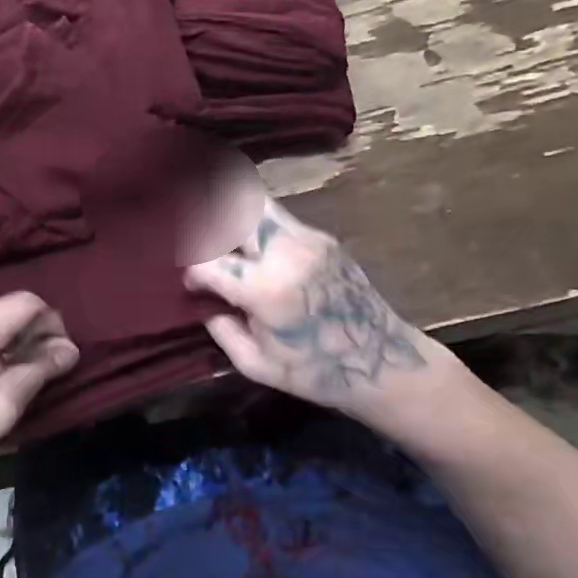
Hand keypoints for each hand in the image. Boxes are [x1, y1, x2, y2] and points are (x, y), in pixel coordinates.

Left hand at [0, 294, 77, 499]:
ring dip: (7, 344)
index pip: (28, 301)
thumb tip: (69, 349)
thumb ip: (40, 369)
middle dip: (31, 337)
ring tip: (8, 382)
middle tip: (38, 376)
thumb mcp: (5, 403)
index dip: (53, 324)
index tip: (60, 359)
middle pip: (6, 311)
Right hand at [185, 197, 441, 414]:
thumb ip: (221, 328)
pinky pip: (278, 219)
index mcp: (265, 288)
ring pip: (257, 204)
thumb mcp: (255, 364)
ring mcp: (308, 239)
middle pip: (233, 210)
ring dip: (233, 217)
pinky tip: (254, 249)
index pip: (207, 261)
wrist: (386, 364)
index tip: (193, 287)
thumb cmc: (316, 372)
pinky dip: (257, 226)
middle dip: (208, 225)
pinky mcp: (323, 238)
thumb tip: (205, 303)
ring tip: (223, 239)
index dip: (192, 273)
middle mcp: (285, 252)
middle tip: (201, 246)